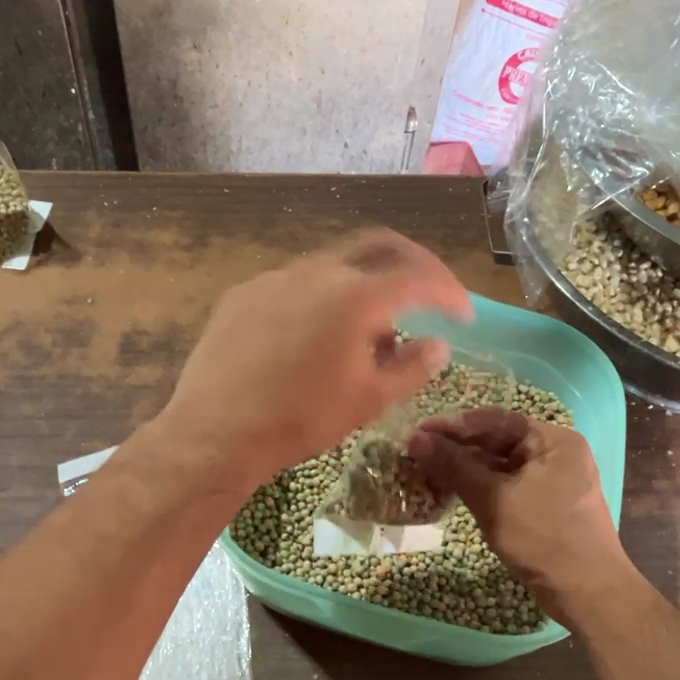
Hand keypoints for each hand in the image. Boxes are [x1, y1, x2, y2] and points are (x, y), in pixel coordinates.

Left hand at [157, 229, 472, 487]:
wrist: (217, 432)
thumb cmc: (302, 420)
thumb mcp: (368, 400)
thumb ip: (411, 366)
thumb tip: (438, 345)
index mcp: (356, 296)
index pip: (419, 276)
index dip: (448, 292)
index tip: (462, 316)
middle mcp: (317, 272)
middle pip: (378, 247)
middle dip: (411, 266)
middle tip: (426, 295)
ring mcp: (275, 278)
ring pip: (332, 266)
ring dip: (361, 287)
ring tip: (365, 331)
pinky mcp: (242, 294)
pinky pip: (292, 285)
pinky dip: (318, 300)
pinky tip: (312, 336)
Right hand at [407, 408, 622, 610]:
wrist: (587, 591)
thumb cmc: (543, 538)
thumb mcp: (493, 499)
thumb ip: (454, 466)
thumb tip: (417, 439)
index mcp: (554, 440)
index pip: (496, 420)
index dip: (453, 425)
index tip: (418, 433)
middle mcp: (557, 452)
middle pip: (499, 440)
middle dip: (458, 447)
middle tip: (417, 454)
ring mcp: (555, 480)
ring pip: (502, 465)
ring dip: (467, 468)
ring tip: (429, 472)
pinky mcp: (548, 504)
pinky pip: (509, 485)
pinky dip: (482, 486)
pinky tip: (455, 492)